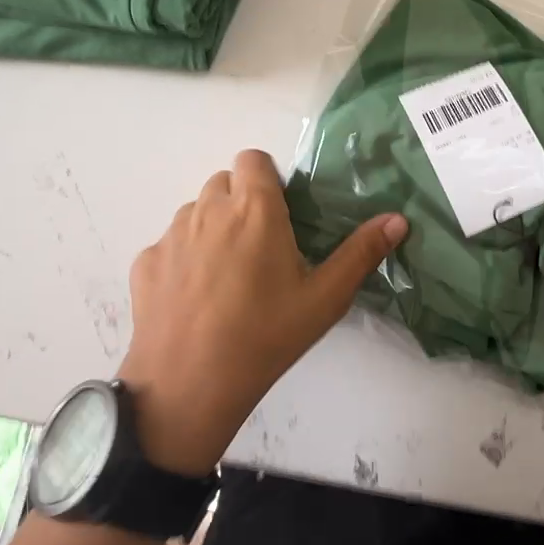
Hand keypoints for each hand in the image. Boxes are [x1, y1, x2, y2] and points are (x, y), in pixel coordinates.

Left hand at [115, 150, 407, 476]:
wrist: (189, 385)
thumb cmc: (266, 336)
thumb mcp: (325, 299)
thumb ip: (361, 253)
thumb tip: (398, 219)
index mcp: (255, 208)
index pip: (253, 158)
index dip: (266, 178)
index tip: (280, 212)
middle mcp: (209, 209)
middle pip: (223, 181)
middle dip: (240, 201)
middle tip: (259, 245)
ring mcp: (171, 234)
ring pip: (194, 211)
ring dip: (211, 227)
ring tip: (227, 274)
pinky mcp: (145, 262)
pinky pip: (167, 245)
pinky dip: (181, 259)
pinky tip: (194, 298)